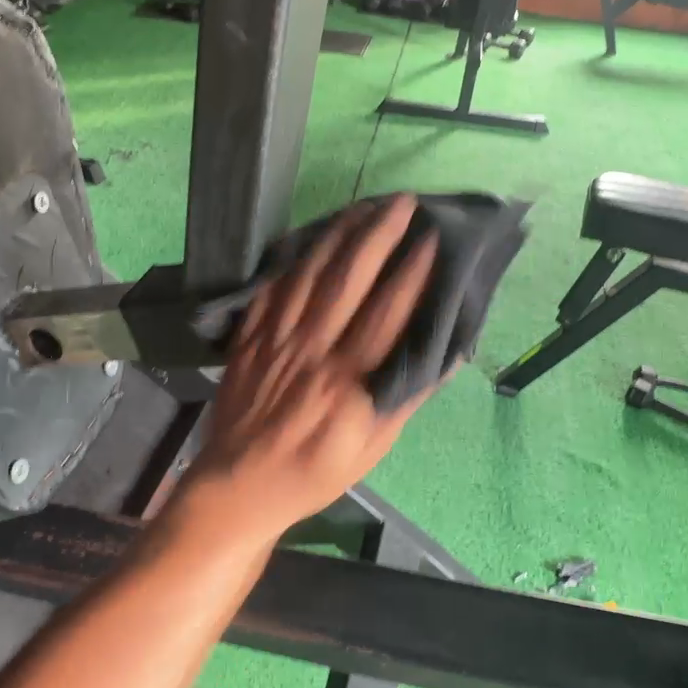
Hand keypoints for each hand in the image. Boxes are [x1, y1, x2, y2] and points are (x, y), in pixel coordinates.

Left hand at [177, 195, 442, 542]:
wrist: (241, 484)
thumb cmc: (316, 471)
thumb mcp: (374, 447)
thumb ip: (406, 394)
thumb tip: (446, 350)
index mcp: (349, 382)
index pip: (387, 313)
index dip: (412, 271)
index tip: (433, 237)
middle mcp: (312, 351)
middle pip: (348, 280)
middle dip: (378, 235)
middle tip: (403, 203)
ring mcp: (275, 340)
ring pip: (309, 274)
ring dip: (339, 235)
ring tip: (364, 208)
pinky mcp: (249, 338)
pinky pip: (273, 288)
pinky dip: (295, 259)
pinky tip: (312, 238)